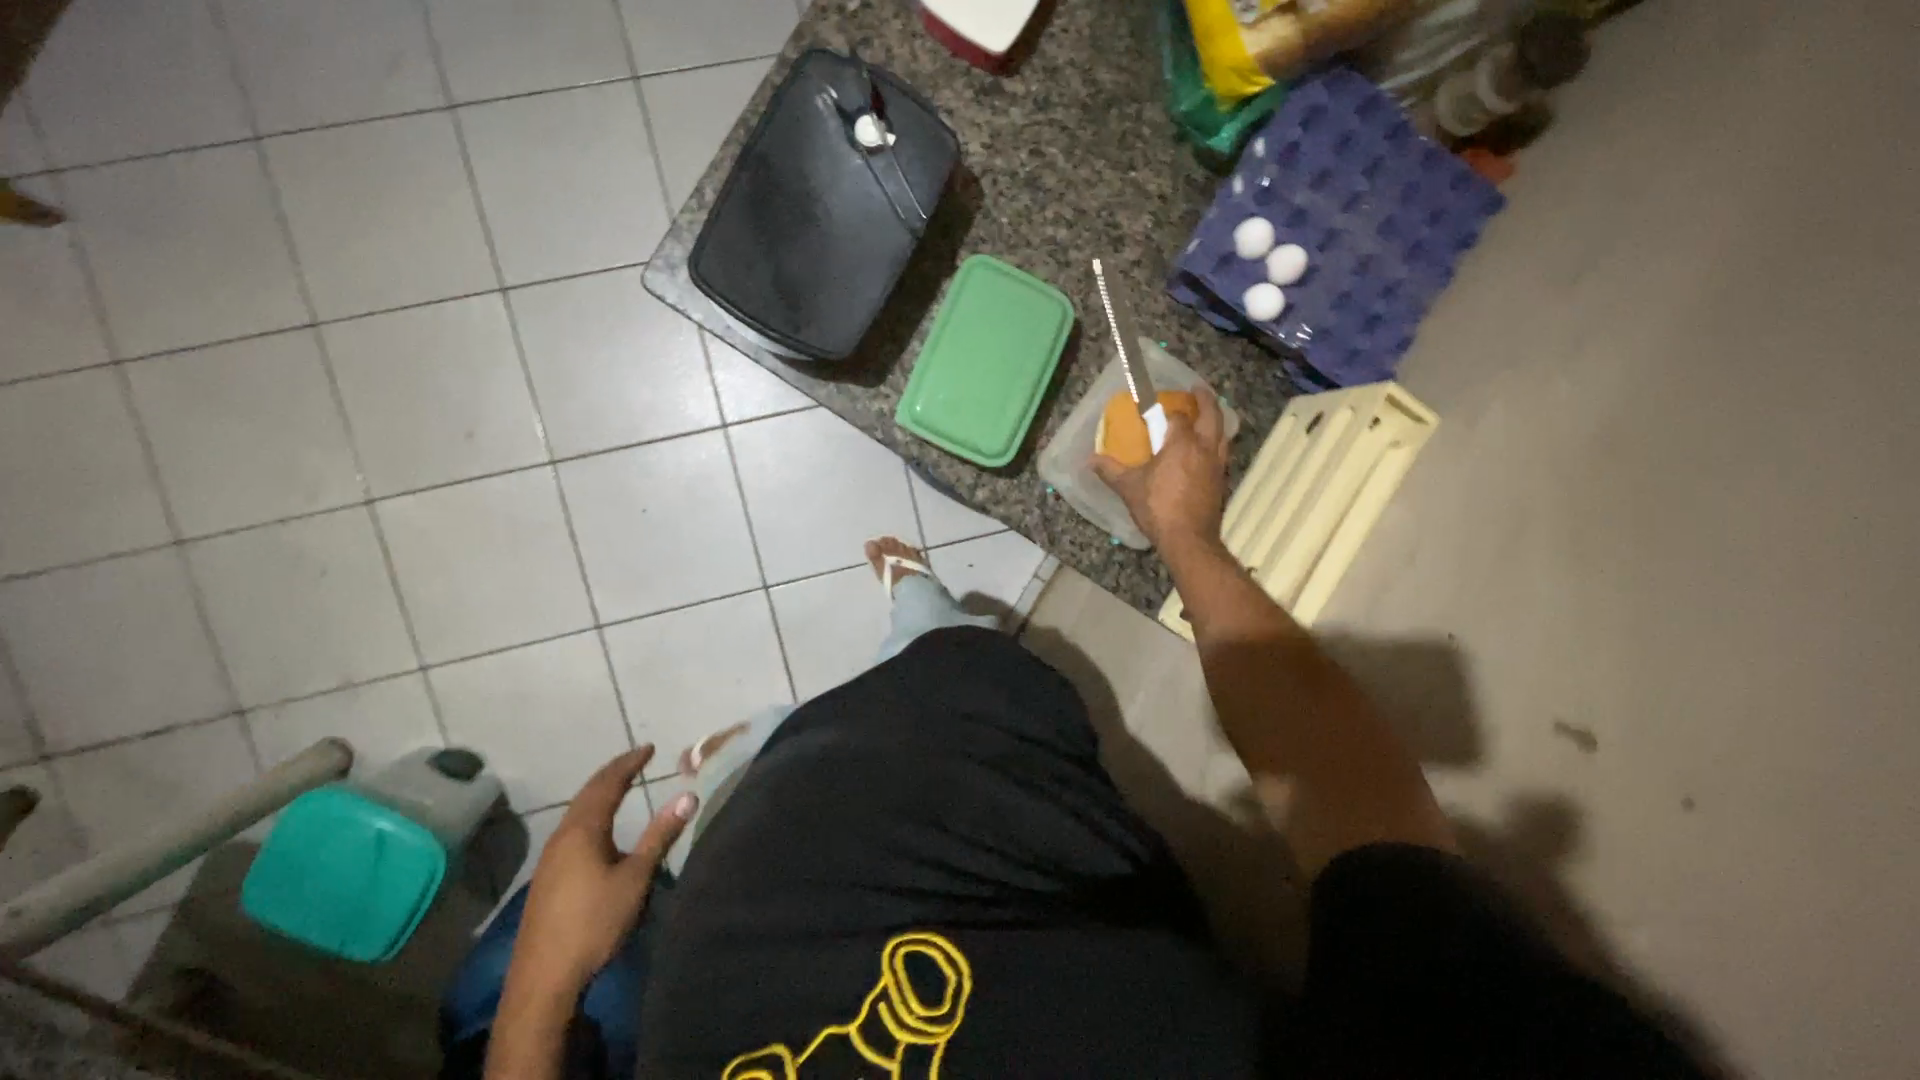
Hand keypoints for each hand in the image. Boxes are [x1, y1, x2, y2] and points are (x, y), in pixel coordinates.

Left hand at [507, 746, 696, 995]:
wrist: (544, 977)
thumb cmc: (595, 922)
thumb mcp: (636, 878)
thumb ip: (660, 835)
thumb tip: (687, 795)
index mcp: (583, 830)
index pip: (608, 784)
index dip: (629, 764)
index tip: (649, 749)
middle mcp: (562, 837)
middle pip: (587, 794)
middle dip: (612, 774)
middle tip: (635, 760)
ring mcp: (549, 859)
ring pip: (576, 813)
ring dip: (598, 795)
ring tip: (620, 788)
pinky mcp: (547, 879)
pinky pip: (571, 831)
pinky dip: (590, 815)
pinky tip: (598, 831)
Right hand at [1091, 386, 1230, 554]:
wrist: (1188, 539)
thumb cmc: (1158, 508)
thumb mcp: (1129, 488)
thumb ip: (1110, 470)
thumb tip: (1090, 460)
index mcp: (1182, 443)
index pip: (1178, 417)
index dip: (1168, 412)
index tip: (1158, 410)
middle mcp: (1205, 448)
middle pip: (1212, 415)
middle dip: (1206, 399)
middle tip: (1197, 390)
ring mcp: (1217, 465)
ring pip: (1223, 433)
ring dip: (1216, 420)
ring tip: (1207, 417)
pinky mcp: (1221, 481)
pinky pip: (1222, 452)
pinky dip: (1217, 443)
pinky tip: (1207, 451)